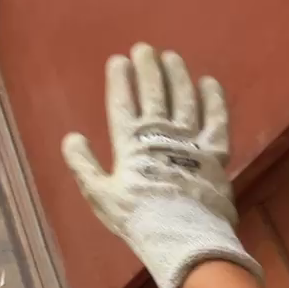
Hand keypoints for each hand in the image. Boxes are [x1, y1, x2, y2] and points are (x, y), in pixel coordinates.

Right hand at [62, 43, 260, 287]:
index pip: (123, 103)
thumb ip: (84, 165)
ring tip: (171, 57)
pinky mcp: (215, 152)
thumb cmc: (138, 218)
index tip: (119, 60)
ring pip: (183, 100)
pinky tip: (208, 82)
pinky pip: (216, 120)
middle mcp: (160, 134)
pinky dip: (214, 100)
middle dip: (148, 68)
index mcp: (130, 144)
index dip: (120, 80)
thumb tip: (71, 137)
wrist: (182, 238)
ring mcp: (190, 141)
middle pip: (153, 94)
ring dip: (177, 76)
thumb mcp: (100, 195)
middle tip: (145, 48)